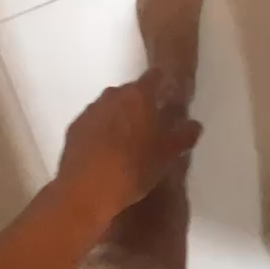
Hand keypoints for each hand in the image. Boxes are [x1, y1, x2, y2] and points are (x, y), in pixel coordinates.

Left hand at [57, 70, 202, 221]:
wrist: (84, 192)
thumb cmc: (132, 169)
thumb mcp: (166, 156)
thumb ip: (183, 136)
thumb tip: (195, 125)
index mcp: (138, 95)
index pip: (156, 76)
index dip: (165, 84)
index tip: (170, 98)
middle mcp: (113, 94)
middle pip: (132, 91)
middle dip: (142, 105)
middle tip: (152, 127)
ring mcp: (91, 110)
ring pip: (111, 107)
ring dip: (120, 118)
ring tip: (129, 143)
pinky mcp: (74, 128)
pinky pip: (94, 123)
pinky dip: (102, 131)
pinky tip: (107, 153)